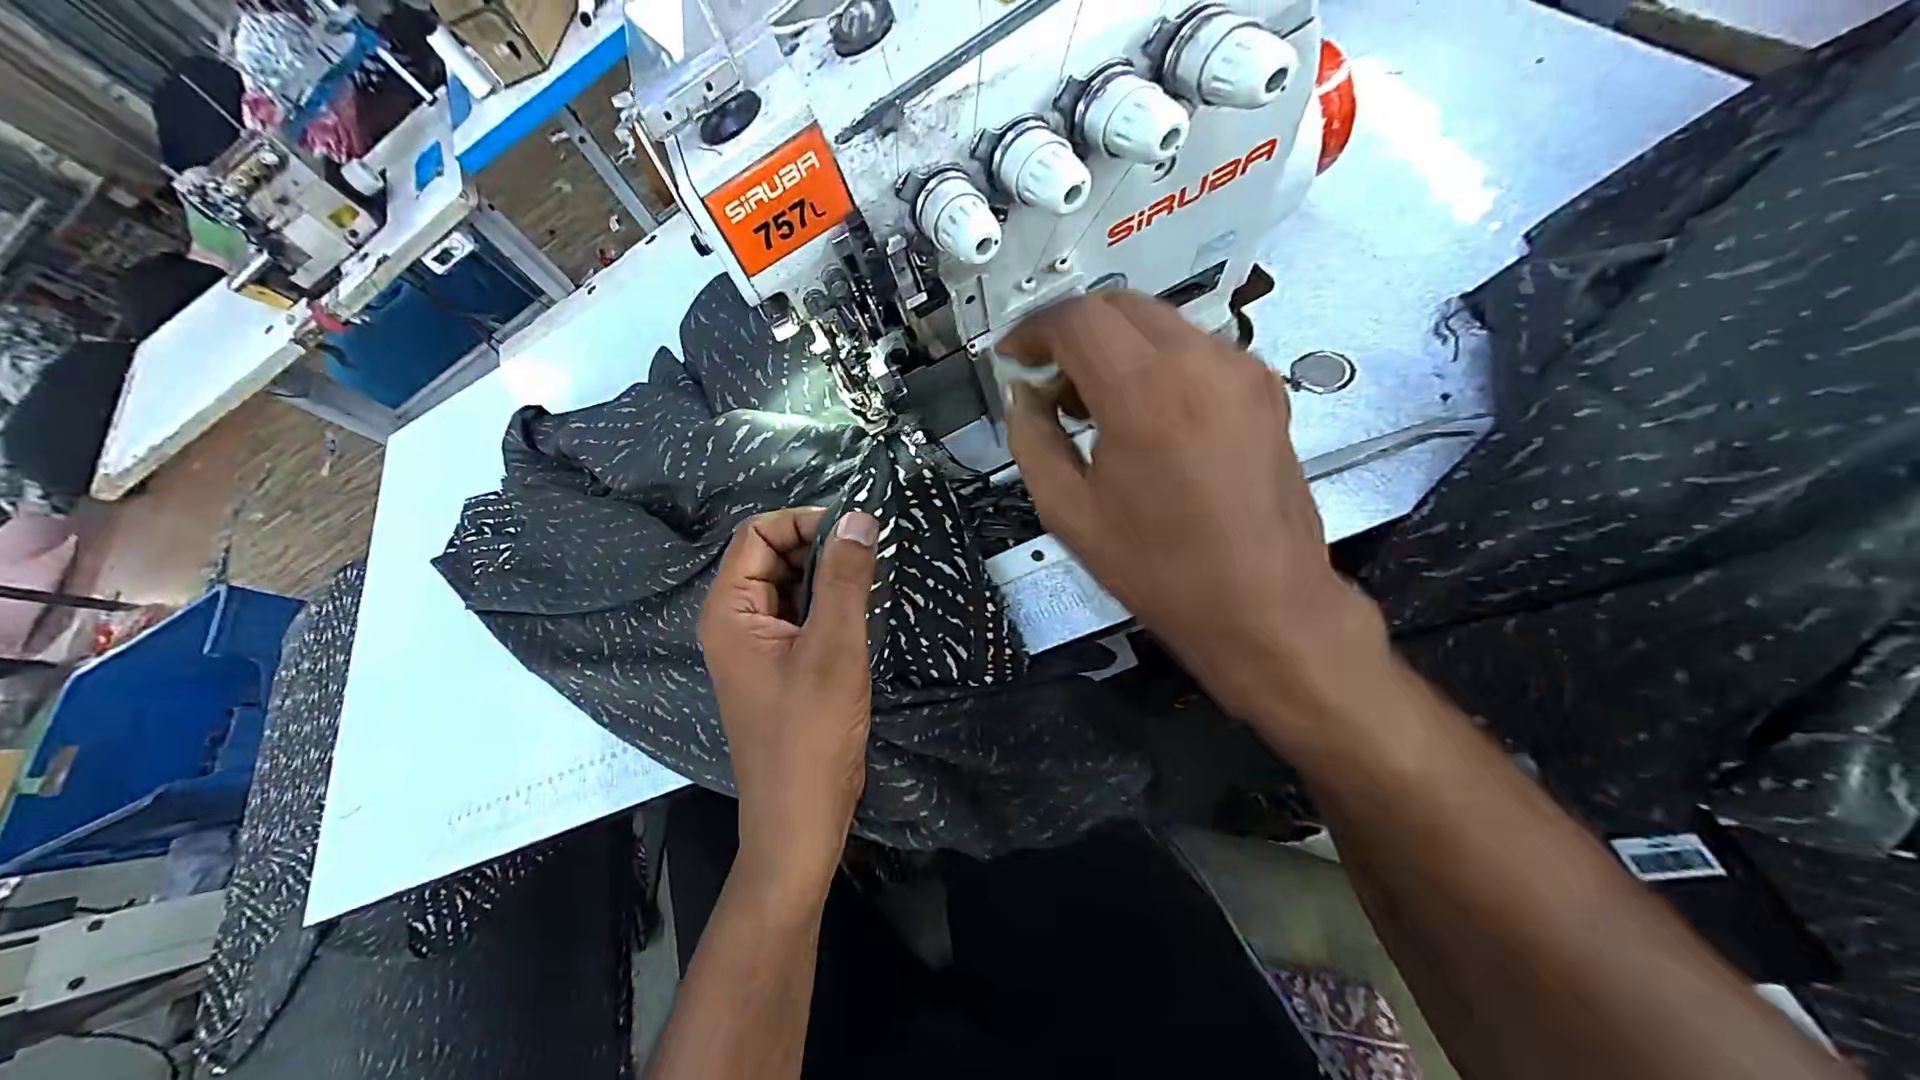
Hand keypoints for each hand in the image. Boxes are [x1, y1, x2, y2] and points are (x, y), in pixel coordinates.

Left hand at [698, 507, 880, 894]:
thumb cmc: (810, 733)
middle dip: (819, 547)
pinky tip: (862, 610)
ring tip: (873, 579)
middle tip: (871, 553)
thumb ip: (846, 579)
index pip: (757, 535)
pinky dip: (829, 604)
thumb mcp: (834, 649)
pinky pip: (800, 616)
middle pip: (772, 557)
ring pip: (790, 586)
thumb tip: (861, 518)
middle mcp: (734, 622)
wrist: (800, 818)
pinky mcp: (779, 666)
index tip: (855, 531)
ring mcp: (757, 646)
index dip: (804, 522)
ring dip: (828, 576)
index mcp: (729, 611)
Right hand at [1001, 292, 1385, 722]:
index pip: (1075, 319)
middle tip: (1048, 379)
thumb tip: (1023, 399)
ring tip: (1093, 401)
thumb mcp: (1070, 514)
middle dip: (1071, 331)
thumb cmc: (1163, 570)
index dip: (1032, 330)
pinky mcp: (1264, 388)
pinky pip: (1196, 349)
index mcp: (1145, 395)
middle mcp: (1200, 364)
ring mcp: (1241, 371)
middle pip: (1118, 305)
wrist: (1263, 604)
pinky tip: (1143, 410)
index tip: (1014, 356)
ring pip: (1159, 321)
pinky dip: (1157, 362)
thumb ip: (1032, 441)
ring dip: (1114, 344)